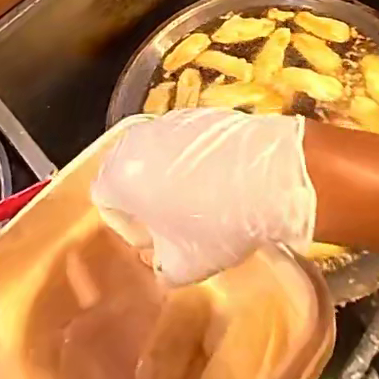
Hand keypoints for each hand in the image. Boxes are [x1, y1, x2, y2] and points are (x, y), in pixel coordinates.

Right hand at [90, 109, 315, 286]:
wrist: (275, 174)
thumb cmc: (217, 223)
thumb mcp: (182, 266)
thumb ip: (159, 267)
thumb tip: (163, 257)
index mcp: (121, 172)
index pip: (103, 198)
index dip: (127, 225)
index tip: (155, 240)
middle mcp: (140, 138)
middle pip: (128, 169)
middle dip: (145, 197)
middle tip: (174, 222)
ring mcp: (174, 119)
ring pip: (158, 152)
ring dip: (170, 176)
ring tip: (203, 201)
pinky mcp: (205, 111)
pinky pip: (186, 139)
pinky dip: (195, 158)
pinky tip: (223, 179)